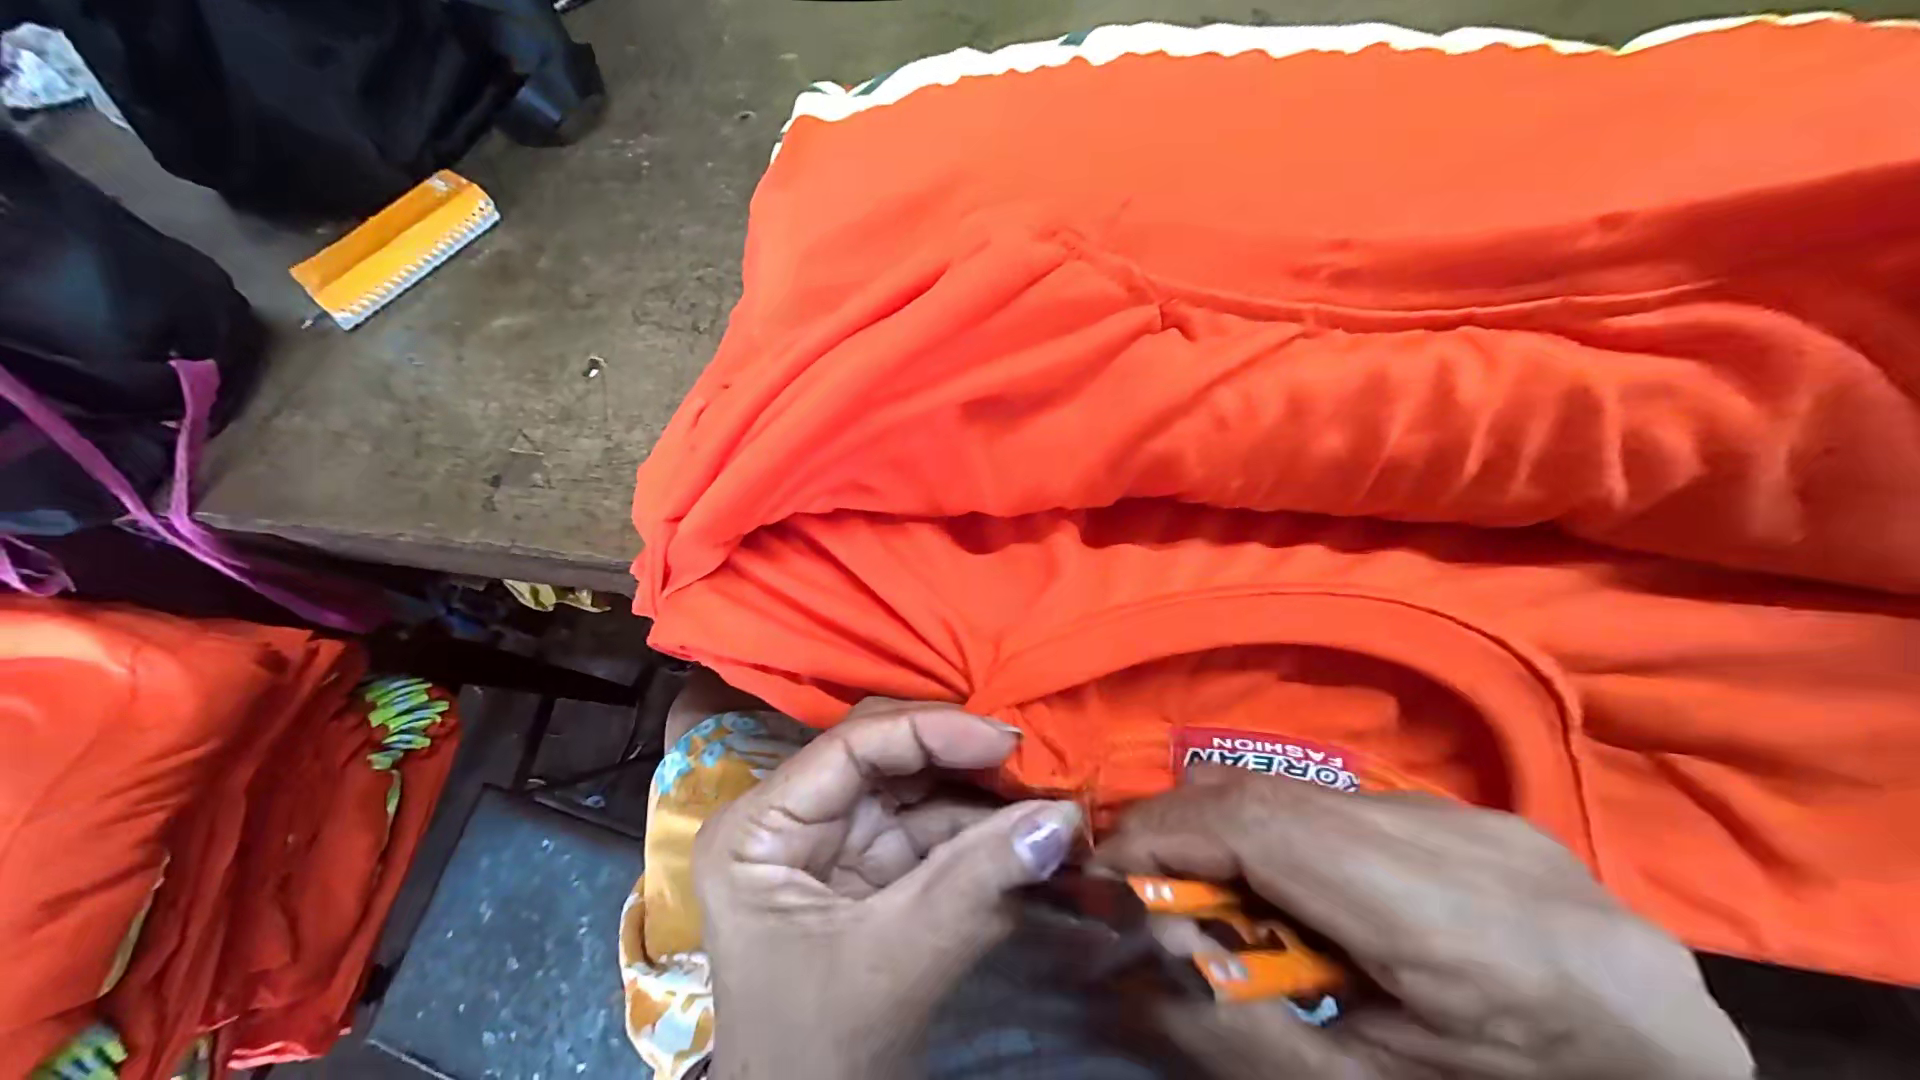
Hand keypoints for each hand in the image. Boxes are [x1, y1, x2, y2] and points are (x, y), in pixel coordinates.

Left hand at [694, 698, 1080, 1079]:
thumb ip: (976, 884)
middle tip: (1032, 760)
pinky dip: (979, 828)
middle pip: (886, 753)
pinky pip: (930, 826)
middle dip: (960, 754)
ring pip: (915, 784)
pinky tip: (1026, 826)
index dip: (933, 731)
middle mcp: (794, 815)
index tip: (1006, 739)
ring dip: (979, 788)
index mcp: (761, 826)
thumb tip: (1061, 818)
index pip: (852, 745)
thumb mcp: (893, 962)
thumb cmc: (819, 1051)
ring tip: (1042, 788)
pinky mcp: (871, 863)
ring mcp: (834, 836)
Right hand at [1096, 768, 1751, 1079]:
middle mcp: (1477, 841)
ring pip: (1302, 790)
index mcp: (1471, 925)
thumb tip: (1138, 950)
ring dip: (1227, 831)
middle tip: (1139, 888)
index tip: (1103, 871)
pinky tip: (1294, 898)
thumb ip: (1242, 1031)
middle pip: (1276, 793)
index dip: (1165, 833)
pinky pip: (1339, 806)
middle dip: (1180, 829)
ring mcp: (1481, 819)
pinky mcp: (1477, 819)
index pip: (1270, 823)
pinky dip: (1281, 836)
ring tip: (1212, 899)